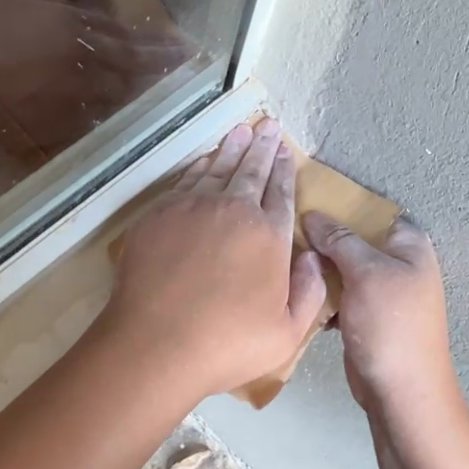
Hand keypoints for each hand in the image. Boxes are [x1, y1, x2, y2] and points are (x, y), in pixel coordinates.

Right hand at [0, 0, 188, 151]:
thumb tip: (65, 5)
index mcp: (68, 23)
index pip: (122, 32)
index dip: (153, 40)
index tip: (179, 44)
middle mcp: (79, 59)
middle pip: (131, 63)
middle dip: (162, 65)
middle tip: (187, 67)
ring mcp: (70, 96)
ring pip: (119, 93)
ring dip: (144, 90)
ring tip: (166, 89)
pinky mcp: (55, 126)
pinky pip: (94, 120)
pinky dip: (113, 116)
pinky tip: (126, 115)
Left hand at [103, 119, 329, 399]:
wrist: (156, 342)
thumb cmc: (228, 344)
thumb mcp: (288, 332)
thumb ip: (310, 292)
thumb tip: (313, 257)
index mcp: (269, 236)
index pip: (281, 193)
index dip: (284, 169)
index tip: (285, 150)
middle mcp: (234, 210)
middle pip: (251, 170)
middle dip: (262, 147)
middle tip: (268, 125)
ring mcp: (193, 207)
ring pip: (218, 168)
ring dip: (232, 148)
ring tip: (241, 131)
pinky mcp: (159, 214)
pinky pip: (186, 179)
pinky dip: (200, 165)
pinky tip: (205, 160)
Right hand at [303, 211, 459, 414]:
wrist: (401, 393)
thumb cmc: (391, 325)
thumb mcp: (366, 273)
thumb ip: (339, 240)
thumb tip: (313, 214)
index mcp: (408, 244)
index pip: (370, 210)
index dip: (338, 203)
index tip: (302, 197)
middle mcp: (397, 262)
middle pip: (353, 237)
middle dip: (322, 236)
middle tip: (283, 227)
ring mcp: (380, 290)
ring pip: (341, 265)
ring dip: (318, 265)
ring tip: (282, 256)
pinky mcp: (364, 314)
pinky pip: (338, 292)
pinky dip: (321, 291)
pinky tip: (294, 287)